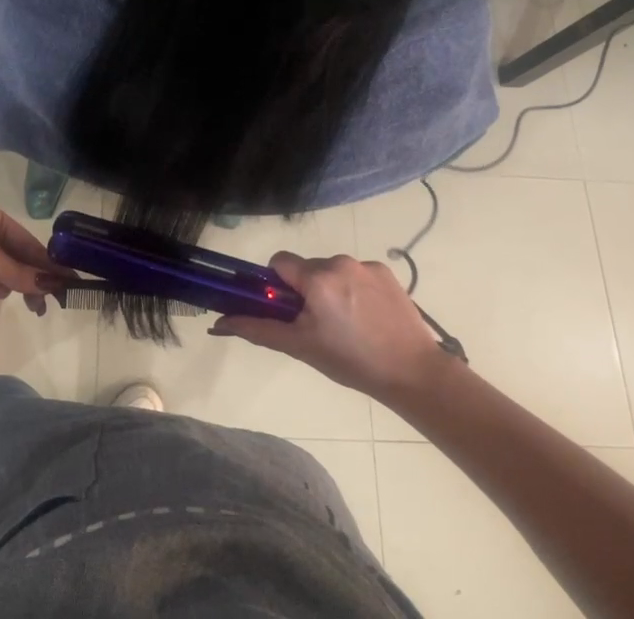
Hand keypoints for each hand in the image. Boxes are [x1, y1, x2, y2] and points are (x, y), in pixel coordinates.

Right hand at [211, 253, 461, 401]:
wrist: (412, 371)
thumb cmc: (350, 361)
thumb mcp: (299, 346)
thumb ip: (258, 328)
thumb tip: (221, 322)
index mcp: (317, 278)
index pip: (279, 262)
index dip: (276, 284)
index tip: (287, 309)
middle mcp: (340, 262)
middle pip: (307, 267)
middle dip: (305, 290)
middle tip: (317, 325)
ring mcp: (367, 266)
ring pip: (332, 271)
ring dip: (330, 290)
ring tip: (346, 325)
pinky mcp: (387, 273)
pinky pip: (357, 274)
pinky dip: (354, 290)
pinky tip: (367, 318)